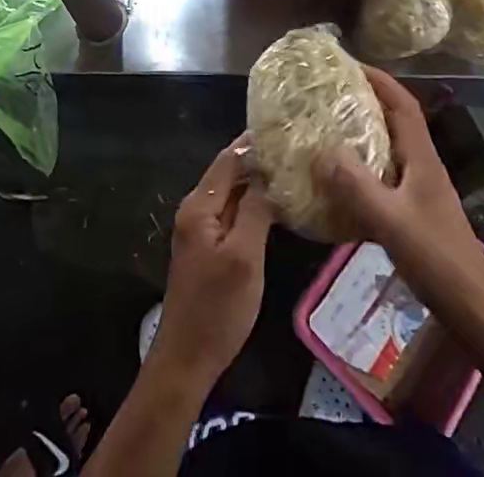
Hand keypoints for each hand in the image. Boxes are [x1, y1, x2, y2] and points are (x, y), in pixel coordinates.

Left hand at [151, 136, 273, 387]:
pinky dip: (253, 204)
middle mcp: (196, 210)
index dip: (254, 142)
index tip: (284, 126)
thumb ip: (256, 212)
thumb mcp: (244, 257)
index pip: (228, 160)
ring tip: (293, 170)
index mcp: (199, 206)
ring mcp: (200, 230)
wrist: (187, 356)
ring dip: (257, 182)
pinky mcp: (208, 248)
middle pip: (229, 174)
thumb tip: (270, 176)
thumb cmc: (218, 307)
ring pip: (232, 194)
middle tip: (296, 148)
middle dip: (259, 159)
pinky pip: (232, 214)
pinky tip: (277, 206)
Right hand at [311, 67, 483, 289]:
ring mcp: (417, 191)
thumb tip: (321, 150)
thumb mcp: (390, 220)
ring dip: (358, 136)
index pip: (403, 105)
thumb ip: (355, 185)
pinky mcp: (410, 212)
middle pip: (393, 122)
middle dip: (363, 103)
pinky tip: (333, 183)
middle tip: (326, 95)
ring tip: (322, 130)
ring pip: (385, 150)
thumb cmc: (436, 259)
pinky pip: (379, 178)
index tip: (348, 66)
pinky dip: (356, 171)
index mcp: (422, 160)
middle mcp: (421, 168)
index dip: (379, 81)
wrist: (471, 309)